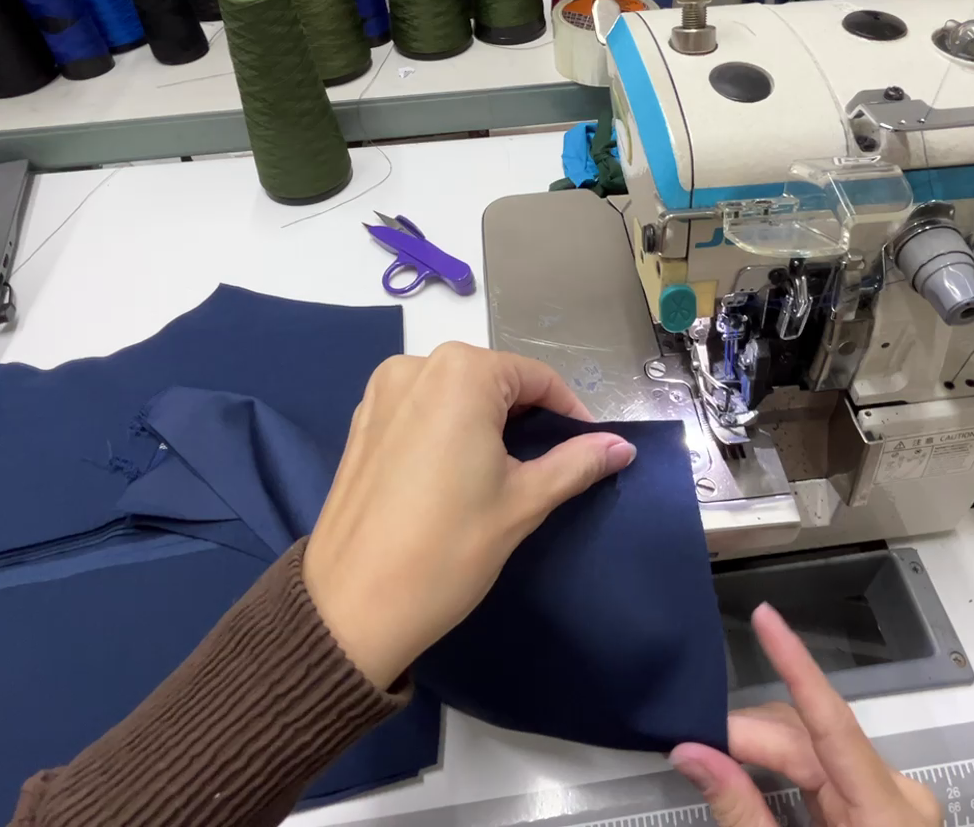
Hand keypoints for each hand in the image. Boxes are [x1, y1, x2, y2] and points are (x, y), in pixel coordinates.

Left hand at [303, 343, 636, 688]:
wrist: (351, 608)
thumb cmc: (448, 548)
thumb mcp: (523, 502)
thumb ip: (577, 463)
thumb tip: (622, 447)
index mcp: (460, 372)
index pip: (536, 377)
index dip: (569, 412)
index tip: (589, 449)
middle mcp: (417, 365)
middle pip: (494, 379)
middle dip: (527, 416)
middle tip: (548, 466)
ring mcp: (382, 391)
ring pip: (457, 392)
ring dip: (488, 421)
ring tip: (504, 471)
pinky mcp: (362, 420)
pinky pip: (422, 407)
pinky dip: (448, 427)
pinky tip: (455, 472)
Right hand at [669, 605, 939, 826]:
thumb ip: (740, 812)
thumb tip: (689, 752)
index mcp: (887, 812)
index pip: (832, 721)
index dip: (796, 664)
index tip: (766, 616)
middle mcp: (896, 794)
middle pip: (808, 738)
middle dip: (746, 736)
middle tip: (692, 746)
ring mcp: (890, 799)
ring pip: (811, 750)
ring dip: (758, 752)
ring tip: (713, 758)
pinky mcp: (877, 806)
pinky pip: (820, 772)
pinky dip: (779, 771)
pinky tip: (747, 771)